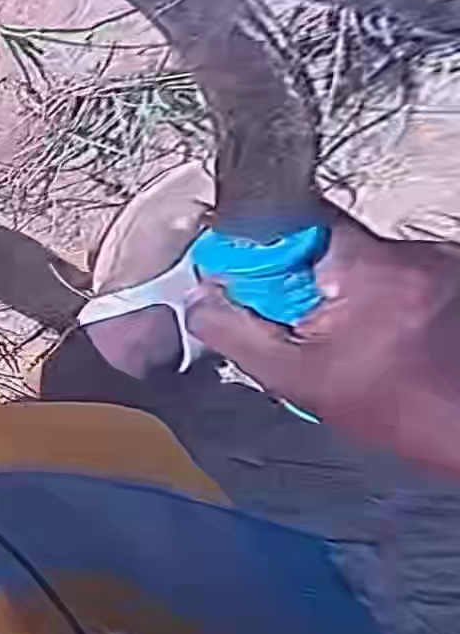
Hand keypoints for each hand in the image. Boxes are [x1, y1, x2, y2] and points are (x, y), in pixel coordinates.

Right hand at [188, 210, 459, 463]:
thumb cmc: (405, 410)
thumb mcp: (288, 373)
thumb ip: (228, 327)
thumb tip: (199, 297)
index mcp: (379, 270)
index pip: (291, 222)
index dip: (249, 250)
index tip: (234, 281)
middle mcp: (427, 255)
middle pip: (320, 244)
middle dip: (286, 280)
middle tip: (284, 324)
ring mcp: (454, 266)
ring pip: (351, 262)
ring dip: (324, 293)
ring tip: (334, 339)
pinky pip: (386, 275)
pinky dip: (360, 301)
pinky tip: (368, 339)